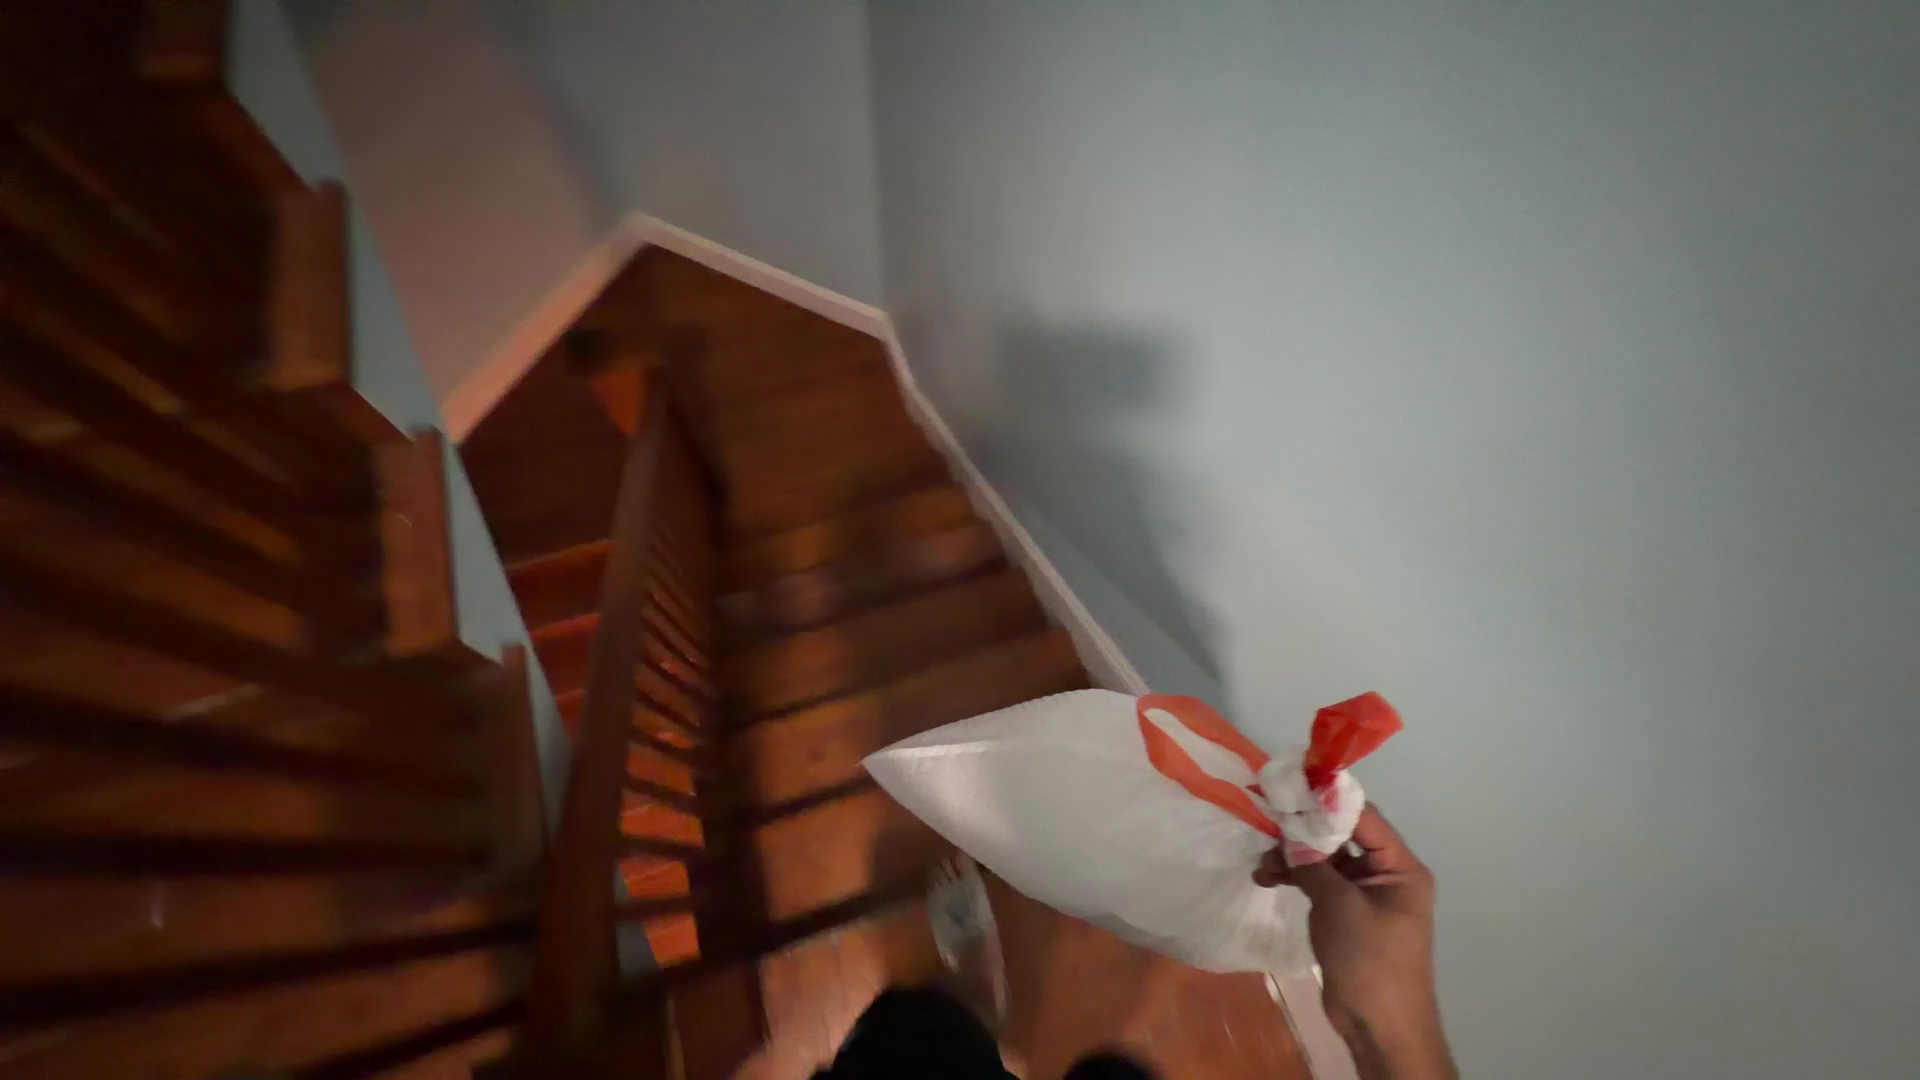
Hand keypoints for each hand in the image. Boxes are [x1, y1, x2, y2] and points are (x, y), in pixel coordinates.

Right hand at [1255, 805, 1456, 1079]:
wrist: (1380, 1028)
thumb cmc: (1371, 960)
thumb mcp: (1339, 905)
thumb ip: (1311, 861)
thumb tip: (1285, 830)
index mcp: (1399, 867)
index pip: (1362, 815)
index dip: (1325, 798)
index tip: (1288, 783)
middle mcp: (1384, 873)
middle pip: (1339, 833)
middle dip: (1301, 828)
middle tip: (1265, 818)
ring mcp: (1363, 893)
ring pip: (1322, 855)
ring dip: (1291, 855)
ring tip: (1263, 864)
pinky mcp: (1344, 911)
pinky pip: (1316, 878)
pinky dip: (1292, 874)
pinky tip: (1266, 877)